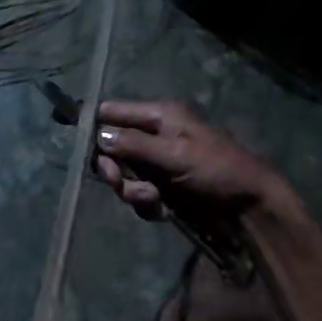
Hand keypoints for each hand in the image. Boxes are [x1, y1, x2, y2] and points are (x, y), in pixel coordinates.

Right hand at [94, 100, 289, 221]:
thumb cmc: (217, 170)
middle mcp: (154, 137)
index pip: (113, 110)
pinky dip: (145, 204)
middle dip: (112, 166)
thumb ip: (134, 144)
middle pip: (111, 146)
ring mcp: (157, 165)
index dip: (92, 121)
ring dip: (131, 189)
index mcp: (160, 116)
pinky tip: (161, 210)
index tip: (69, 132)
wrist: (251, 209)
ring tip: (152, 198)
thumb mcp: (175, 154)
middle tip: (118, 179)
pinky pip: (138, 194)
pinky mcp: (162, 190)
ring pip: (123, 174)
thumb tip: (98, 134)